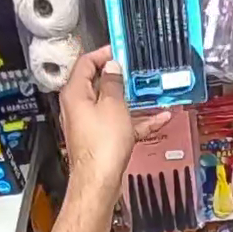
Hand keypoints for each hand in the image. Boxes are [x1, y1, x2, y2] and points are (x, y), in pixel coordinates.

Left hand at [58, 47, 168, 205]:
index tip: (119, 49)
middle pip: (97, 83)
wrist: (99, 182)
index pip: (84, 63)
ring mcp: (89, 124)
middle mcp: (78, 108)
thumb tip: (112, 67)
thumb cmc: (101, 147)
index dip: (102, 53)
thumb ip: (113, 82)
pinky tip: (157, 119)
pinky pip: (119, 124)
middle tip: (135, 69)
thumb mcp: (113, 105)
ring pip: (111, 105)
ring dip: (131, 99)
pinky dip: (136, 120)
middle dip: (118, 77)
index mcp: (75, 94)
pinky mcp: (100, 140)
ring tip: (149, 93)